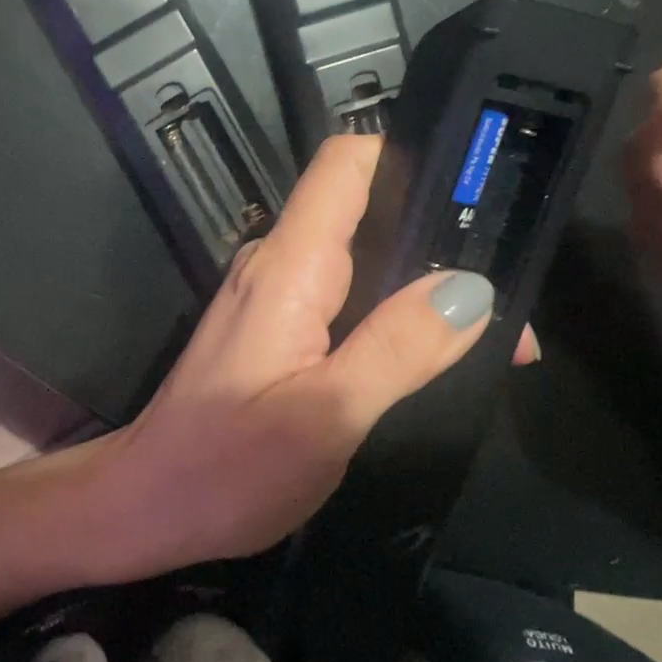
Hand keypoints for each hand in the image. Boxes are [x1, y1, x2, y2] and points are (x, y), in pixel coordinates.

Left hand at [89, 135, 539, 579]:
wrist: (149, 505)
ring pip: (359, 259)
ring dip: (422, 284)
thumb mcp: (327, 415)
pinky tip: (432, 352)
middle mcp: (277, 265)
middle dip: (439, 237)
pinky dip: (392, 315)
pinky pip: (343, 299)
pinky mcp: (274, 330)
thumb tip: (471, 288)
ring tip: (494, 329)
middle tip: (511, 292)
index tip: (478, 188)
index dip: (408, 156)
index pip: (345, 166)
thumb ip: (398, 348)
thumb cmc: (227, 468)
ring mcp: (273, 297)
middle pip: (364, 210)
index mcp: (288, 266)